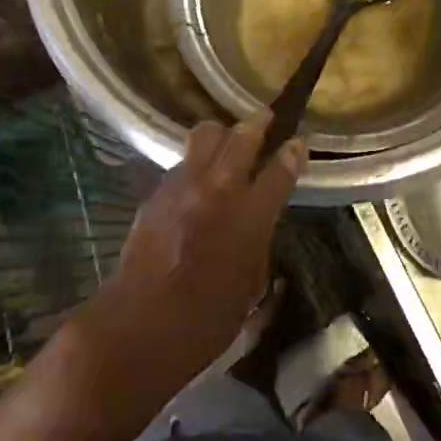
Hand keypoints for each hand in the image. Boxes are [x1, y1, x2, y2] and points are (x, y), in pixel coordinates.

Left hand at [99, 110, 305, 365]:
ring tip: (227, 140)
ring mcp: (183, 186)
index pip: (280, 170)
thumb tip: (257, 221)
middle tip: (265, 117)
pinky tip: (198, 176)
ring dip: (221, 134)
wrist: (141, 323)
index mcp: (251, 215)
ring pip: (205, 136)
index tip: (299, 142)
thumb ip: (258, 240)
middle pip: (241, 137)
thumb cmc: (207, 318)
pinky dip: (195, 160)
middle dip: (258, 123)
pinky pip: (181, 161)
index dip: (293, 153)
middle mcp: (219, 189)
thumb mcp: (251, 282)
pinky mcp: (156, 193)